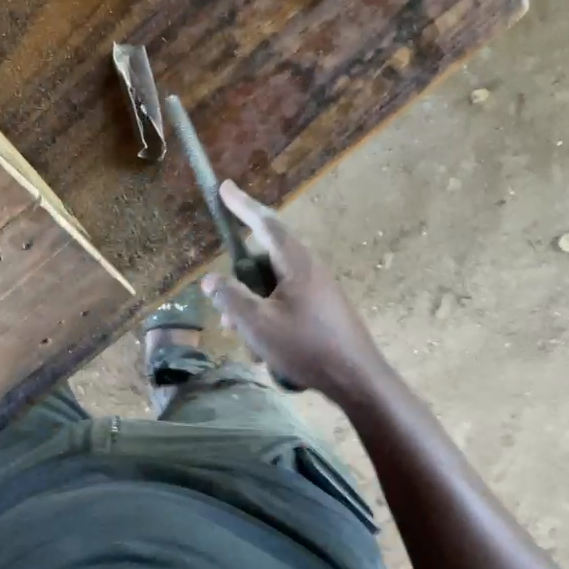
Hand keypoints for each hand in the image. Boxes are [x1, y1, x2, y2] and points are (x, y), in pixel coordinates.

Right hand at [200, 180, 390, 400]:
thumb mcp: (256, 324)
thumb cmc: (306, 347)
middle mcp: (309, 268)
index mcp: (296, 263)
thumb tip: (210, 280)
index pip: (265, 224)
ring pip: (271, 285)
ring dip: (251, 306)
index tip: (224, 187)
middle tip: (226, 312)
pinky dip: (267, 317)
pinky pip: (283, 301)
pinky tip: (263, 347)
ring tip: (243, 337)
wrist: (357, 380)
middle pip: (262, 259)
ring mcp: (318, 289)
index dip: (242, 206)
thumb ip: (229, 298)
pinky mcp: (322, 309)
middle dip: (239, 283)